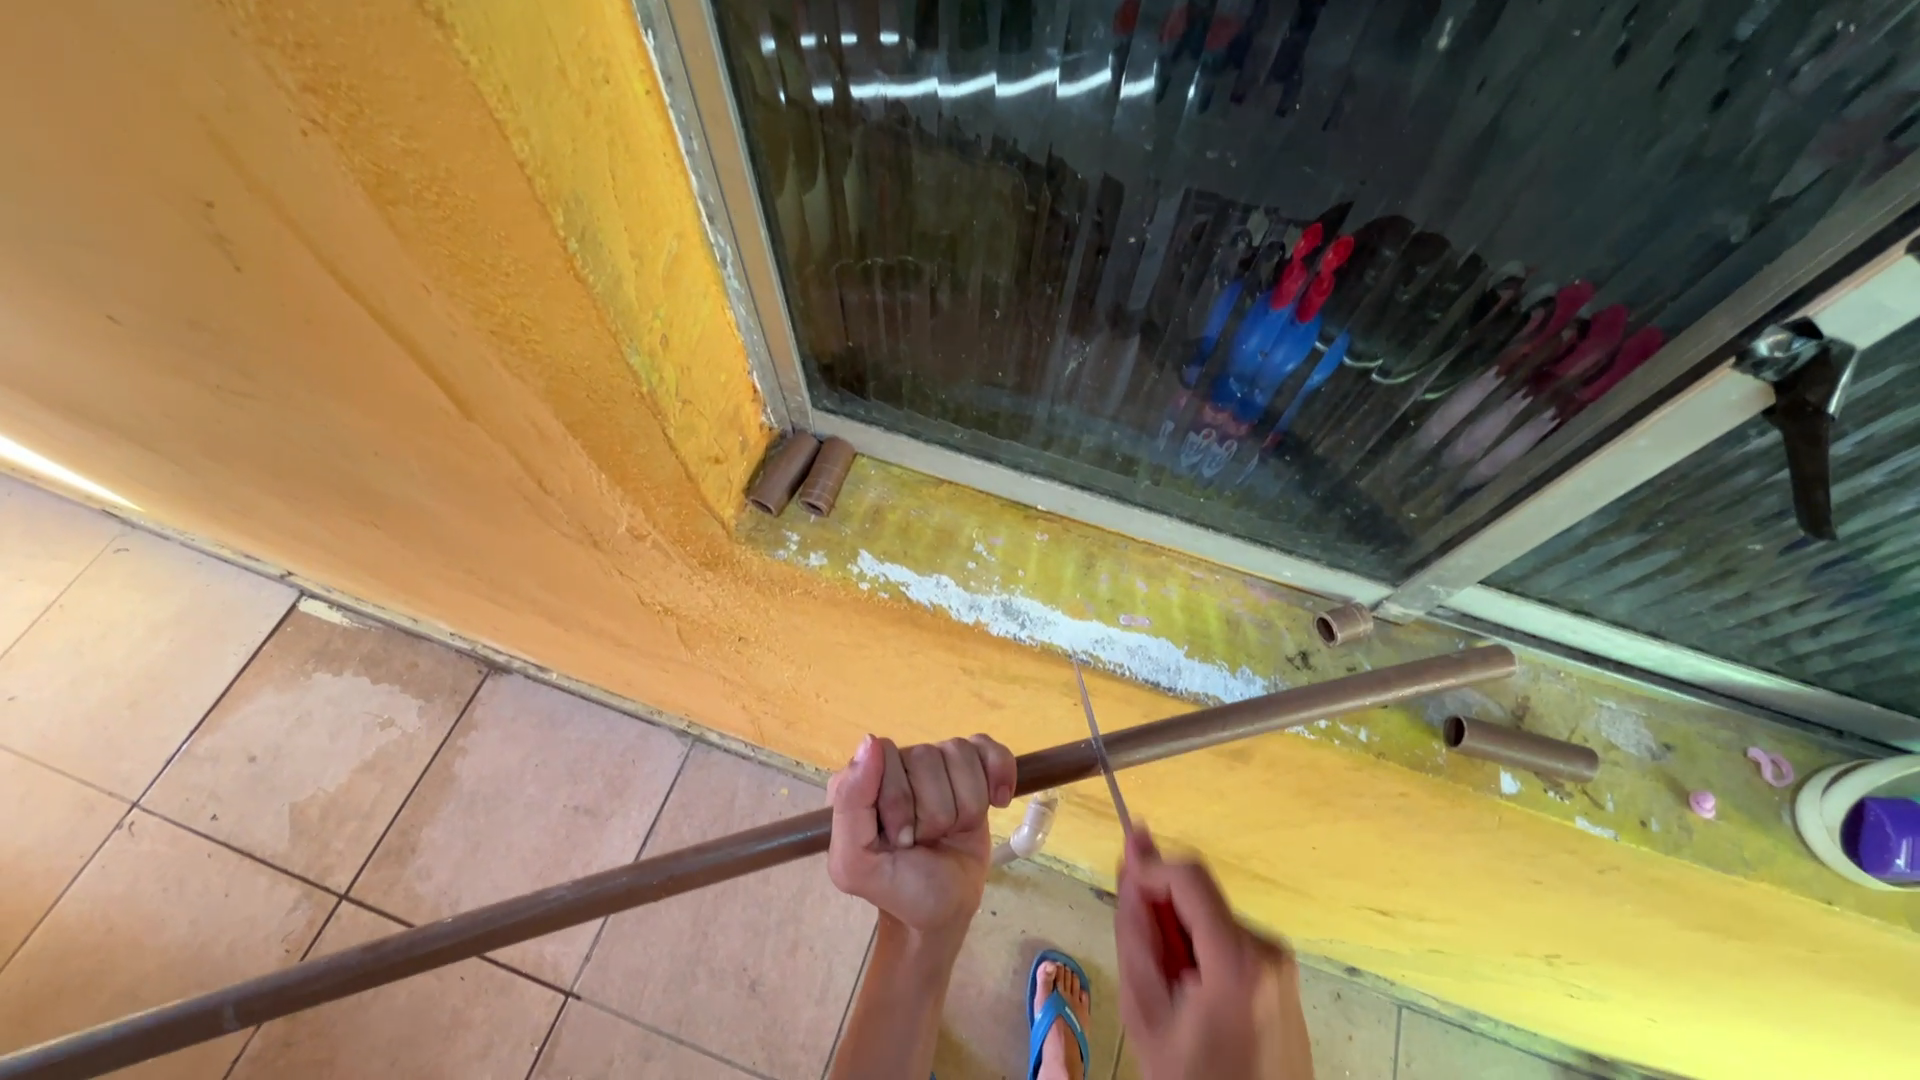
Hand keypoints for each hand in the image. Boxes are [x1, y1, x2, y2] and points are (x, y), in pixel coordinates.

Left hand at [827, 734, 1016, 933]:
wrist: (945, 910)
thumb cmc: (898, 888)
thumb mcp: (856, 864)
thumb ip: (850, 804)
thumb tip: (871, 742)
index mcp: (862, 779)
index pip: (886, 754)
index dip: (900, 800)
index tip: (901, 840)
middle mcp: (898, 764)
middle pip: (926, 756)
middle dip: (934, 811)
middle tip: (927, 840)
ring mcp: (938, 764)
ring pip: (960, 754)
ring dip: (965, 805)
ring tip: (952, 831)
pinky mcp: (973, 769)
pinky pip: (989, 747)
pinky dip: (999, 773)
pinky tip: (997, 801)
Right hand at [1116, 830, 1314, 1079]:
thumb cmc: (1192, 1078)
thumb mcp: (1146, 1012)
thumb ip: (1135, 932)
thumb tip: (1130, 864)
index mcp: (1238, 956)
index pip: (1187, 873)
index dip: (1148, 867)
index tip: (1119, 876)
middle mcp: (1268, 948)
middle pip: (1198, 899)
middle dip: (1162, 916)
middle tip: (1143, 961)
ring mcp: (1282, 962)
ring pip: (1209, 920)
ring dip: (1180, 939)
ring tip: (1171, 992)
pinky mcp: (1283, 976)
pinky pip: (1229, 941)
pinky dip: (1202, 955)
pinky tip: (1195, 999)